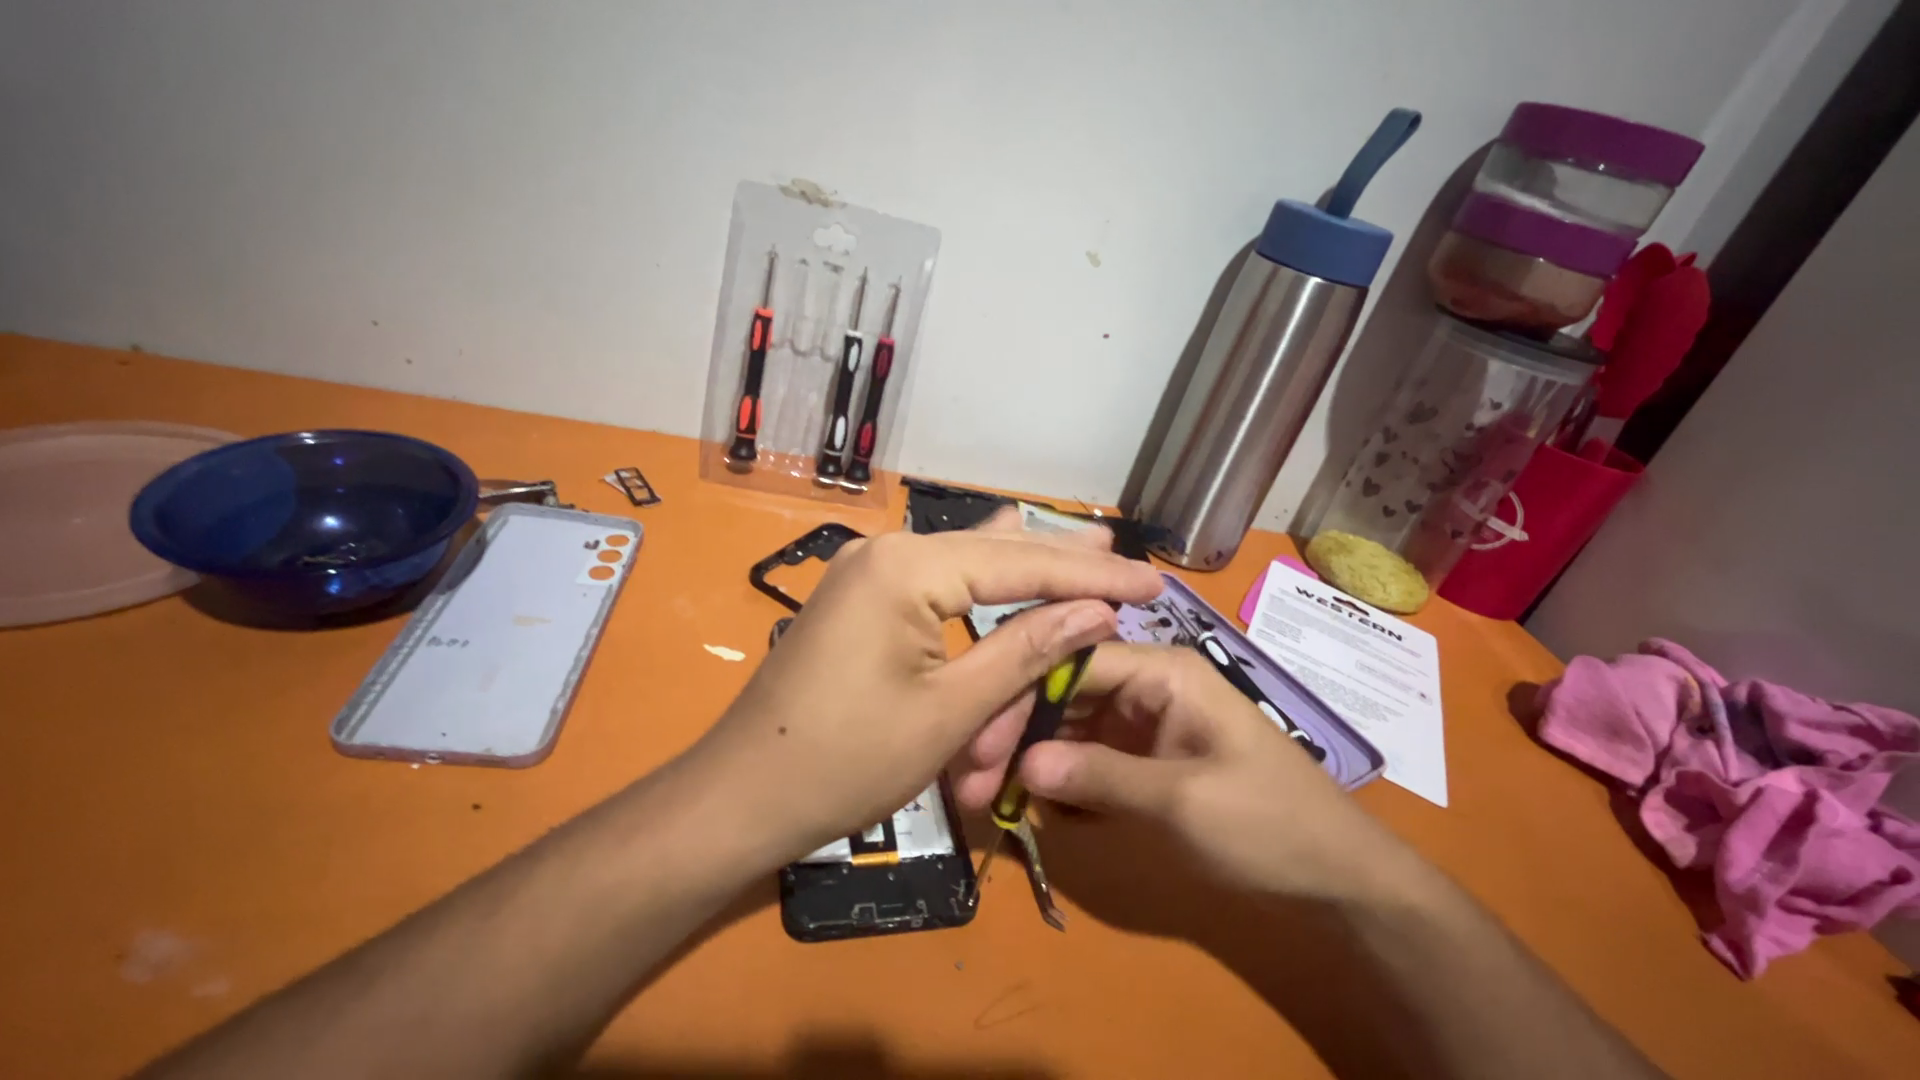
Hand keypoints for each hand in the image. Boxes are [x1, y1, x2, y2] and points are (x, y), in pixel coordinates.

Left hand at [694, 513, 1164, 869]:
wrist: (742, 796)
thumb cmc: (848, 762)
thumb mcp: (951, 710)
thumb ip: (1027, 650)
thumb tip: (1096, 610)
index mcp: (906, 567)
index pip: (1021, 563)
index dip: (1093, 574)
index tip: (1154, 581)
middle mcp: (883, 552)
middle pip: (993, 549)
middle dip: (1061, 561)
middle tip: (1126, 556)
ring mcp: (863, 573)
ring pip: (962, 564)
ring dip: (1022, 571)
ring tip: (1085, 553)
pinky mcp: (856, 601)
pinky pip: (932, 585)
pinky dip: (979, 593)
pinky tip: (1009, 575)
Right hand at [955, 643, 1414, 902]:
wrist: (1337, 876)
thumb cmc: (1269, 823)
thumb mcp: (1184, 801)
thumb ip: (1102, 777)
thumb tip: (1021, 764)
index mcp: (1162, 672)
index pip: (1072, 661)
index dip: (1020, 695)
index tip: (976, 738)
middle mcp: (1146, 686)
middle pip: (1061, 694)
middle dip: (1015, 732)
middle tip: (967, 778)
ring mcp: (1142, 724)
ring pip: (1066, 729)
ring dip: (1026, 759)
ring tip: (980, 795)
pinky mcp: (1141, 760)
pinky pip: (1084, 759)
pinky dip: (1055, 779)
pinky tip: (1021, 803)